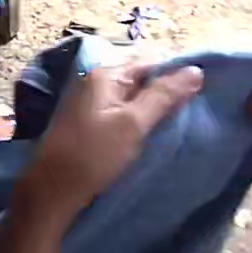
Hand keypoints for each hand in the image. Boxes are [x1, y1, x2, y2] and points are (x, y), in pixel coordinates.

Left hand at [17, 62, 204, 217]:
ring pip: (130, 97)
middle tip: (189, 112)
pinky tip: (148, 134)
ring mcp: (88, 102)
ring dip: (150, 109)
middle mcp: (94, 81)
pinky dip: (135, 120)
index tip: (199, 95)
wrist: (52, 190)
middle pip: (140, 79)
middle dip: (163, 93)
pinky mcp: (86, 122)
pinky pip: (119, 112)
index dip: (176, 76)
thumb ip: (163, 96)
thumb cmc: (93, 156)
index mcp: (105, 75)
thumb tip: (195, 70)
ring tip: (173, 124)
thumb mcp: (133, 125)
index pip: (151, 63)